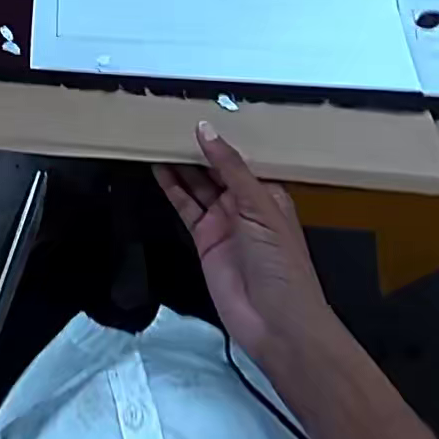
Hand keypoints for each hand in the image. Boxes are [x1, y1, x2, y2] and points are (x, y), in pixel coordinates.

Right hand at [157, 122, 438, 438]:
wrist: (278, 325)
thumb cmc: (281, 263)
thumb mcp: (259, 207)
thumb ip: (229, 167)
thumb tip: (205, 129)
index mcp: (266, 194)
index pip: (238, 159)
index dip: (219, 139)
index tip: (196, 114)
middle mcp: (243, 205)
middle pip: (214, 170)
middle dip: (195, 149)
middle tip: (168, 122)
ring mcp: (222, 222)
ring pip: (196, 185)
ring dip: (179, 165)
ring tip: (157, 139)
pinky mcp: (203, 238)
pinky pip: (184, 206)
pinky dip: (170, 187)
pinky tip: (157, 168)